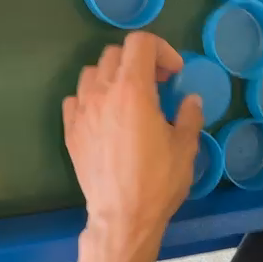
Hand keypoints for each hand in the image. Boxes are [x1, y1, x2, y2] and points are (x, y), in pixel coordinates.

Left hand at [63, 32, 201, 252]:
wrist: (123, 217)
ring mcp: (82, 112)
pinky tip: (104, 117)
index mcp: (133, 90)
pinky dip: (91, 99)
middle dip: (138, 62)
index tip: (174, 73)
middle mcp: (103, 93)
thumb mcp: (185, 148)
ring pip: (92, 74)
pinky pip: (75, 100)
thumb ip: (190, 116)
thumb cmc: (158, 182)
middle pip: (115, 54)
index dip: (161, 50)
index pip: (141, 44)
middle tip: (156, 84)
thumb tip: (191, 101)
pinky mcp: (71, 132)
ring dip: (112, 77)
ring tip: (127, 99)